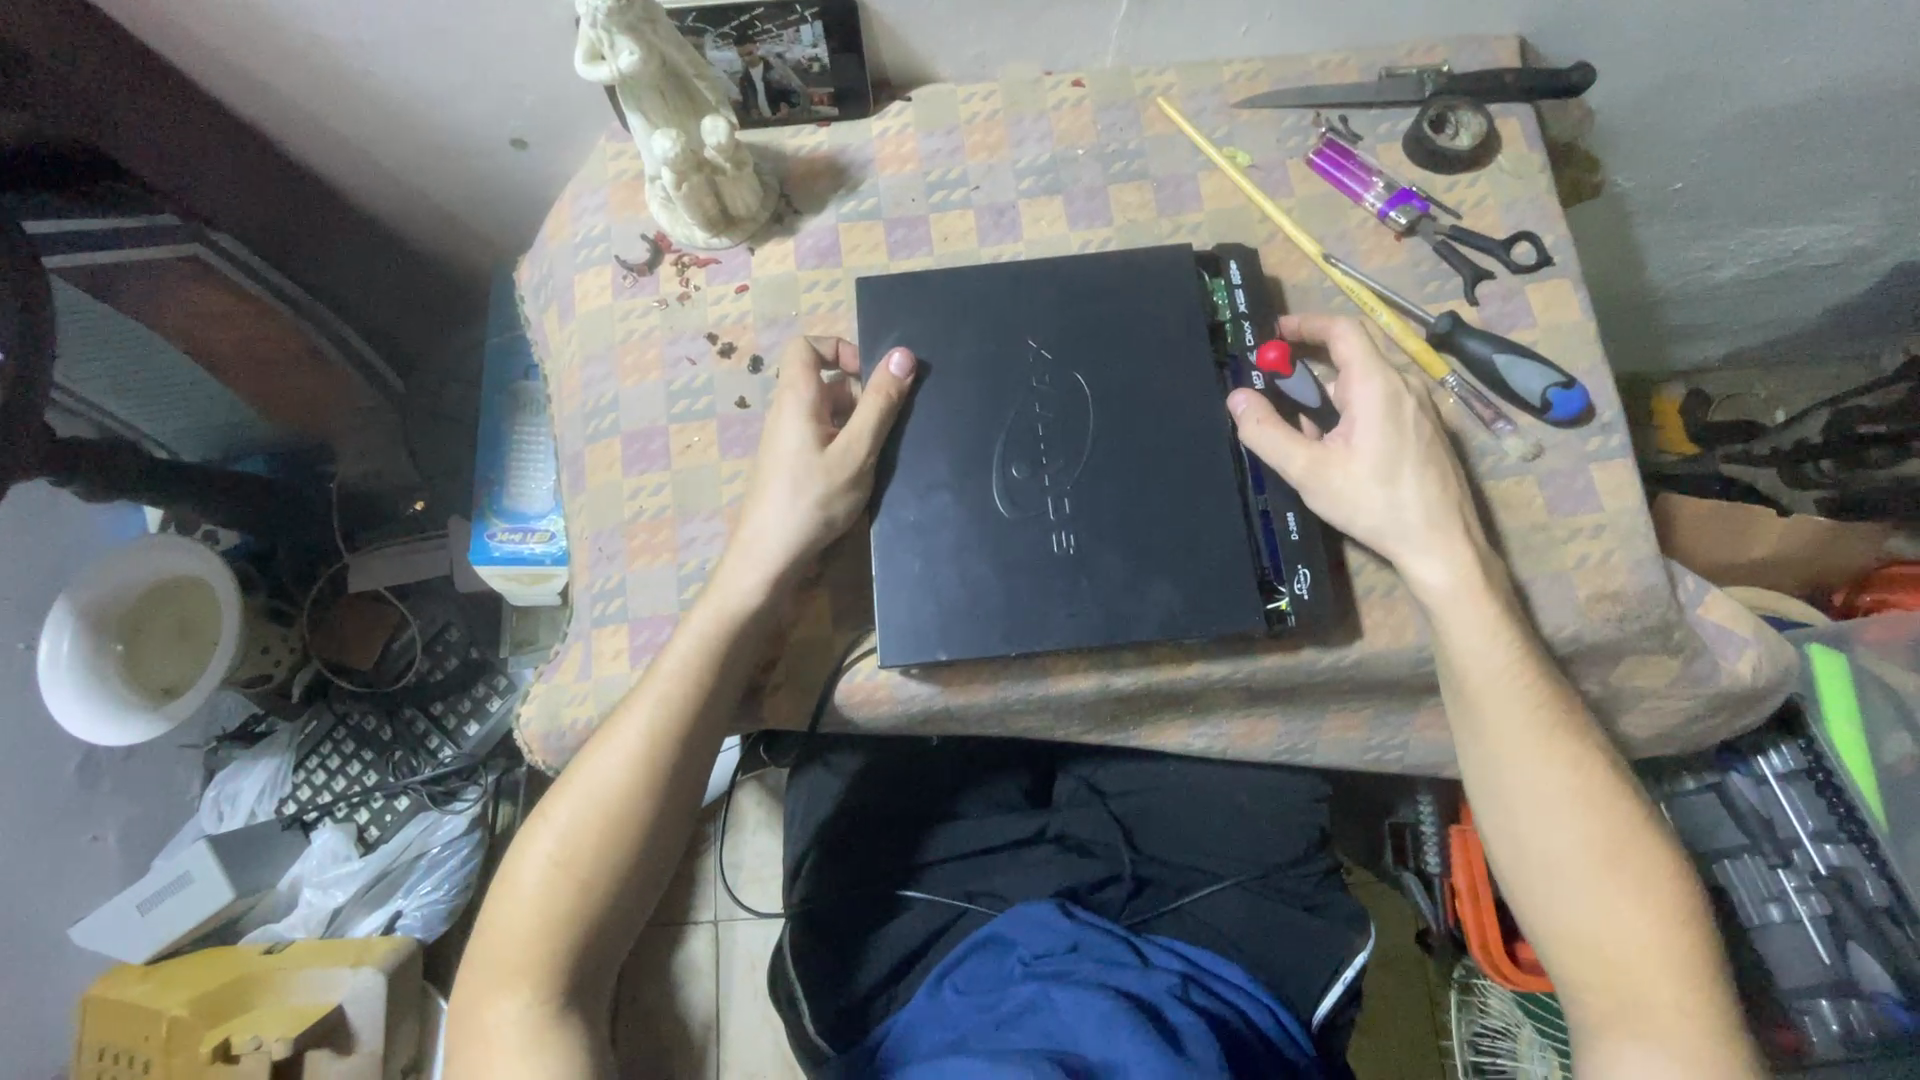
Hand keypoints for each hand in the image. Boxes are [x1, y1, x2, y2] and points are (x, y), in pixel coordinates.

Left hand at [712, 336, 915, 603]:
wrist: (769, 556)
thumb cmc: (813, 500)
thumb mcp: (857, 451)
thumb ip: (880, 403)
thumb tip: (904, 354)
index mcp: (797, 397)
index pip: (807, 345)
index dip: (840, 348)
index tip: (871, 376)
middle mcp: (787, 411)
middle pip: (826, 382)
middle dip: (861, 396)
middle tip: (888, 427)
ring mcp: (787, 440)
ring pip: (829, 414)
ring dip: (858, 426)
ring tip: (879, 456)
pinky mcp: (791, 465)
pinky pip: (823, 439)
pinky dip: (846, 447)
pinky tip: (861, 476)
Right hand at [1226, 314, 1483, 595]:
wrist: (1441, 541)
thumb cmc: (1374, 503)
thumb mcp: (1308, 472)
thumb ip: (1267, 432)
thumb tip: (1237, 398)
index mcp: (1377, 385)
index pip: (1343, 330)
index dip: (1306, 324)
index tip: (1273, 335)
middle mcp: (1404, 385)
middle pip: (1352, 356)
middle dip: (1309, 366)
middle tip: (1274, 387)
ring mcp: (1420, 406)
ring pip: (1366, 383)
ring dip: (1328, 395)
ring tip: (1300, 432)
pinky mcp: (1425, 428)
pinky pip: (1381, 402)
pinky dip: (1350, 410)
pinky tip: (1335, 448)